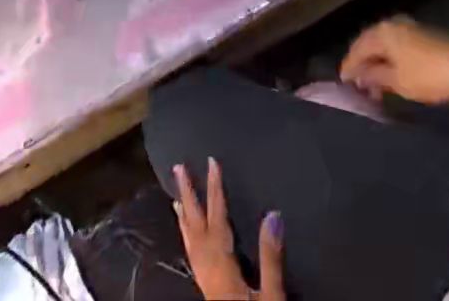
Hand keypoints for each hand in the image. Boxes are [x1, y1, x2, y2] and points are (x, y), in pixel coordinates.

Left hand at [172, 159, 284, 300]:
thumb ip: (270, 256)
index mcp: (222, 265)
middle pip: (195, 225)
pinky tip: (188, 233)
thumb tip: (272, 213)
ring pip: (189, 239)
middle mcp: (207, 269)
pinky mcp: (207, 290)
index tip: (211, 161)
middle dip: (189, 194)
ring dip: (184, 213)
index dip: (215, 188)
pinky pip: (191, 252)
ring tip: (176, 194)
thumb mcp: (272, 296)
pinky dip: (187, 235)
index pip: (217, 218)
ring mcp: (204, 281)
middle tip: (177, 167)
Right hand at [340, 16, 448, 105]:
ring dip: (378, 63)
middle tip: (360, 87)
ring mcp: (410, 27)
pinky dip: (392, 59)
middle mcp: (393, 23)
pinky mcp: (424, 35)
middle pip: (370, 44)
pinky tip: (394, 75)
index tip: (344, 84)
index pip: (357, 49)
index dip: (349, 67)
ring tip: (377, 85)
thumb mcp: (397, 82)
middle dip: (363, 64)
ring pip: (385, 45)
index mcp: (382, 31)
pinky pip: (398, 45)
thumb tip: (358, 75)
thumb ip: (373, 76)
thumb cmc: (429, 77)